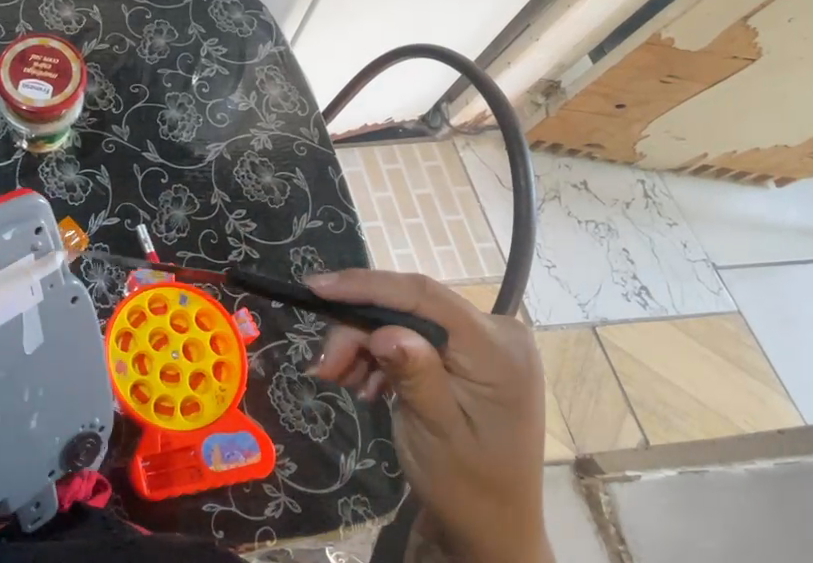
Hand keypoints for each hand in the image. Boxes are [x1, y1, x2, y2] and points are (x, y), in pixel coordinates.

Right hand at [306, 270, 550, 562]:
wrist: (489, 526)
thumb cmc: (466, 483)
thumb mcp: (436, 431)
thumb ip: (415, 375)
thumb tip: (384, 331)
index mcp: (498, 348)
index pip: (424, 296)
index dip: (366, 286)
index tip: (315, 288)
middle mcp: (495, 331)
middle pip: (408, 306)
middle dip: (357, 330)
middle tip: (324, 366)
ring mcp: (482, 339)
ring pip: (401, 318)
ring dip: (363, 345)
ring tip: (341, 381)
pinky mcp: (466, 350)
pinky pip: (410, 334)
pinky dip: (378, 354)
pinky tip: (365, 384)